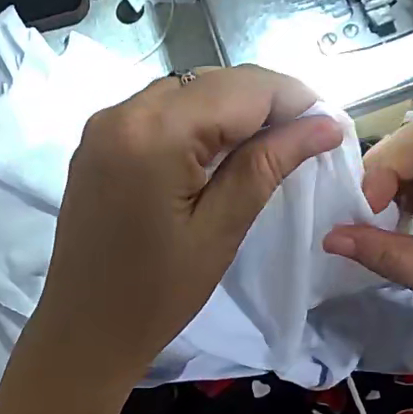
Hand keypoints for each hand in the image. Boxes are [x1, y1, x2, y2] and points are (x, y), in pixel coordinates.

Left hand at [25, 66, 342, 380]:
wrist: (84, 331)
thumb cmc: (156, 295)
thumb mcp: (220, 230)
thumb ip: (268, 165)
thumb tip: (324, 124)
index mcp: (153, 133)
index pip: (241, 88)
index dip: (292, 97)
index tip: (328, 123)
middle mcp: (121, 112)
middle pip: (211, 82)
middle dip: (263, 102)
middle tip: (304, 138)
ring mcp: (103, 126)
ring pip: (185, 92)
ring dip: (230, 110)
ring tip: (267, 147)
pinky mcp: (96, 143)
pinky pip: (157, 112)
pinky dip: (195, 121)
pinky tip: (216, 152)